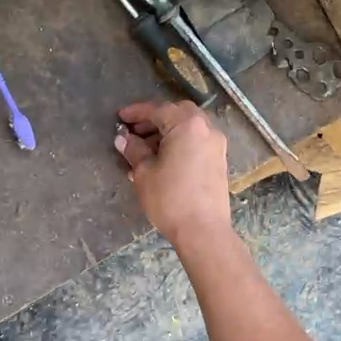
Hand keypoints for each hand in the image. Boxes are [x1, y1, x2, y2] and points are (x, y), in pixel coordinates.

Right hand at [114, 101, 232, 246]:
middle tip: (134, 131)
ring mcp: (216, 144)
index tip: (121, 118)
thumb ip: (134, 150)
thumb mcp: (144, 173)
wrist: (203, 230)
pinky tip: (163, 160)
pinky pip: (196, 141)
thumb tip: (123, 139)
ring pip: (189, 128)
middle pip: (177, 114)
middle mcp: (206, 128)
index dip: (137, 113)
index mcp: (187, 125)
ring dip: (168, 132)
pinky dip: (180, 143)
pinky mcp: (219, 160)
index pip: (158, 110)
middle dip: (154, 120)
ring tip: (145, 149)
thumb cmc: (170, 198)